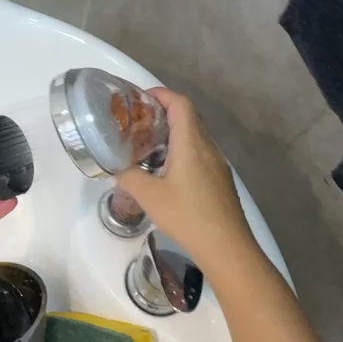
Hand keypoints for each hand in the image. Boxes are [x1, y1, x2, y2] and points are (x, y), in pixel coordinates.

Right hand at [116, 89, 262, 271]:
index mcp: (191, 144)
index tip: (139, 98)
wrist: (227, 248)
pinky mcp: (220, 178)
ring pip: (195, 134)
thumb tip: (115, 167)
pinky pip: (200, 151)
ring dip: (173, 130)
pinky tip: (166, 167)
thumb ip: (128, 176)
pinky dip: (182, 147)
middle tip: (138, 118)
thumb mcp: (149, 196)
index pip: (180, 103)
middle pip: (189, 115)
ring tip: (148, 141)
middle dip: (163, 110)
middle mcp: (208, 147)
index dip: (161, 94)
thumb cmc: (188, 217)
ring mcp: (217, 163)